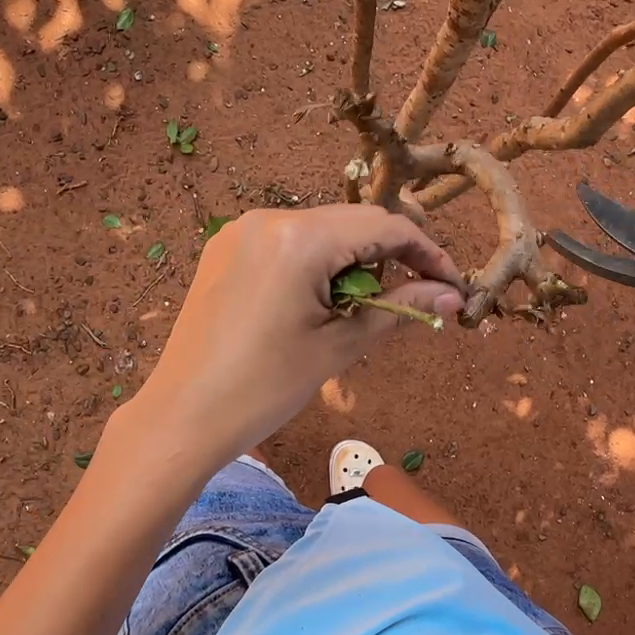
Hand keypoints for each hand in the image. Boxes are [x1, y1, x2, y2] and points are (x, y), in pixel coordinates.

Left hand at [120, 205, 464, 475]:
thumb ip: (396, 309)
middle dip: (391, 254)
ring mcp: (240, 231)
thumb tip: (451, 294)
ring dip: (354, 258)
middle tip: (420, 293)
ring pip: (320, 230)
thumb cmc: (264, 387)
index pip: (383, 226)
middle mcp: (269, 218)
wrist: (183, 416)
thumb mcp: (337, 347)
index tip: (451, 284)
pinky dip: (316, 262)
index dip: (426, 252)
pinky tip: (323, 299)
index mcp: (300, 237)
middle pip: (352, 221)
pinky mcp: (224, 249)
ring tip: (369, 304)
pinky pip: (287, 242)